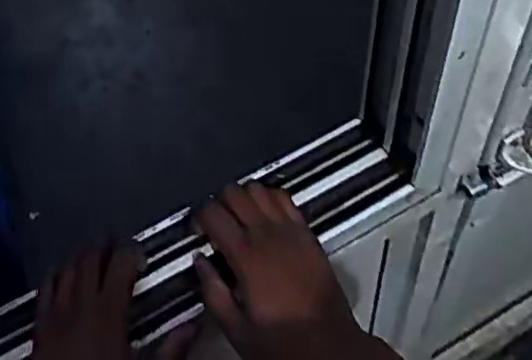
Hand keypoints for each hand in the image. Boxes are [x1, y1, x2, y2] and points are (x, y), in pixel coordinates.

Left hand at [33, 243, 196, 359]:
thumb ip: (170, 350)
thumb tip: (193, 326)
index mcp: (108, 311)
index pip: (120, 262)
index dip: (132, 251)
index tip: (142, 257)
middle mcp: (80, 302)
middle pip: (90, 256)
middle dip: (105, 246)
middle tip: (117, 247)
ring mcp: (56, 311)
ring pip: (67, 266)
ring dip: (81, 254)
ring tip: (93, 252)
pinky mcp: (39, 325)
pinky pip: (46, 287)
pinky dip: (56, 273)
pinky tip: (60, 272)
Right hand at [192, 184, 399, 359]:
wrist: (332, 350)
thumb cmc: (285, 345)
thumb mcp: (239, 331)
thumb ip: (213, 293)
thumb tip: (200, 262)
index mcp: (246, 256)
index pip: (212, 212)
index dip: (199, 217)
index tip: (199, 233)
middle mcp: (266, 234)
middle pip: (232, 192)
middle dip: (219, 204)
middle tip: (218, 226)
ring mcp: (289, 230)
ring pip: (256, 189)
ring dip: (243, 198)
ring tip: (241, 219)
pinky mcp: (307, 232)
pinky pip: (283, 197)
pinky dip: (268, 198)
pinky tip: (265, 216)